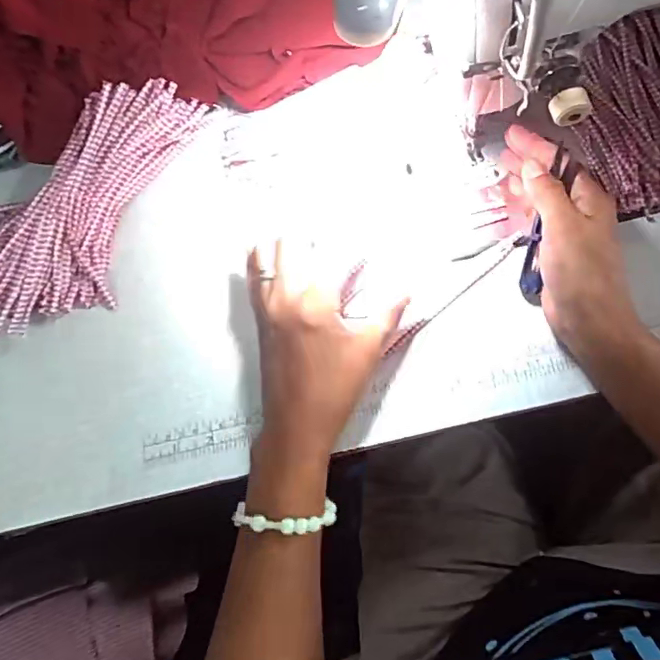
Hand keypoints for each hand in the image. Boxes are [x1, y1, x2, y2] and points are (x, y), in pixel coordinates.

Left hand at [249, 240, 408, 464]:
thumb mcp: (369, 351)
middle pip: (293, 246)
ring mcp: (267, 307)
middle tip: (335, 237)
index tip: (368, 243)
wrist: (296, 423)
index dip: (354, 247)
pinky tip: (267, 251)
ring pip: (267, 257)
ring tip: (306, 238)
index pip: (334, 258)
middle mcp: (286, 297)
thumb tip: (406, 292)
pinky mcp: (259, 319)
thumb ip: (387, 315)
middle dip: (315, 235)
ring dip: (287, 244)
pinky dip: (259, 260)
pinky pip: (253, 279)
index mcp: (316, 303)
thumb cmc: (337, 388)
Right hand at [499, 124, 646, 358]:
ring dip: (519, 191)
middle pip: (550, 180)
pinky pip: (535, 226)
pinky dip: (519, 216)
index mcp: (589, 199)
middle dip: (525, 166)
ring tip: (496, 180)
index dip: (535, 147)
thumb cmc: (581, 271)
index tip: (512, 135)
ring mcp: (567, 234)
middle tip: (500, 155)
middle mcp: (580, 212)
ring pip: (540, 203)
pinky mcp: (555, 253)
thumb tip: (532, 165)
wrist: (589, 320)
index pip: (561, 163)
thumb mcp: (562, 224)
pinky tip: (505, 211)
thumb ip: (546, 191)